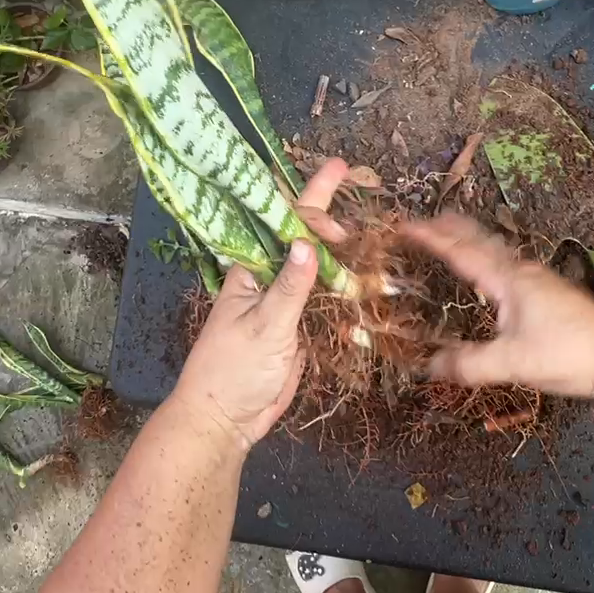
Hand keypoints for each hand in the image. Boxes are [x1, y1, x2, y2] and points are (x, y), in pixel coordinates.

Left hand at [168, 159, 349, 451]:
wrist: (227, 420)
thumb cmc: (233, 369)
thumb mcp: (263, 326)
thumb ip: (290, 287)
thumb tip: (307, 242)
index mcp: (251, 268)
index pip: (282, 225)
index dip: (310, 209)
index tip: (338, 218)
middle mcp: (269, 277)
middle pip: (301, 236)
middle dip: (324, 206)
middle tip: (348, 172)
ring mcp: (286, 300)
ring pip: (317, 266)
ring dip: (341, 249)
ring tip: (366, 227)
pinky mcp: (299, 325)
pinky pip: (325, 298)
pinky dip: (345, 288)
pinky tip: (365, 277)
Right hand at [404, 214, 593, 401]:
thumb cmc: (571, 354)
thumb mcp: (514, 363)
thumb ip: (470, 364)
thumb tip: (428, 367)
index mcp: (507, 280)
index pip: (460, 252)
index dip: (431, 238)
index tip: (404, 224)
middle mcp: (521, 272)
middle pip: (480, 240)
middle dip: (451, 227)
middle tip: (427, 217)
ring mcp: (538, 280)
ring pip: (496, 248)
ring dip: (471, 237)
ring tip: (454, 231)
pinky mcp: (550, 292)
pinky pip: (508, 261)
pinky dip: (488, 253)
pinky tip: (494, 269)